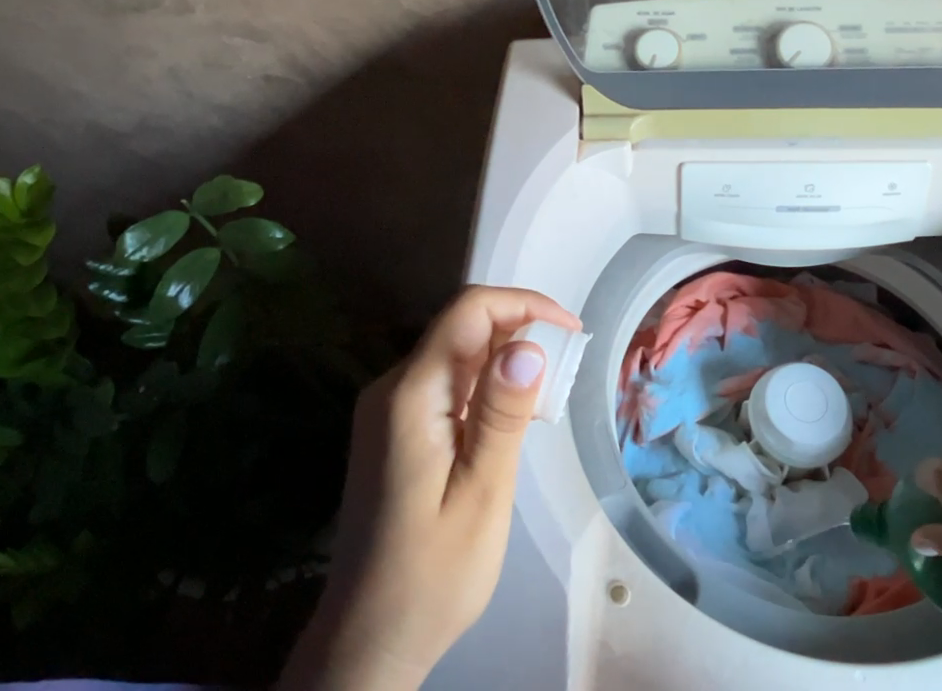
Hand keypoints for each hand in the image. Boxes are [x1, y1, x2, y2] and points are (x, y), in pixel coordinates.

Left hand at [281, 287, 581, 690]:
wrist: (369, 637)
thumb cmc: (433, 574)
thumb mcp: (482, 493)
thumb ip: (501, 414)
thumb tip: (528, 343)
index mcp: (410, 396)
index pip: (468, 311)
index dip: (524, 305)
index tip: (572, 332)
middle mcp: (393, 389)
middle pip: (461, 327)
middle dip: (521, 330)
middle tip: (570, 368)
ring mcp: (390, 411)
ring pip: (456, 354)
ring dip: (507, 359)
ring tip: (551, 392)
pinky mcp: (395, 432)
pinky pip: (447, 386)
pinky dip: (487, 386)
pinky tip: (513, 417)